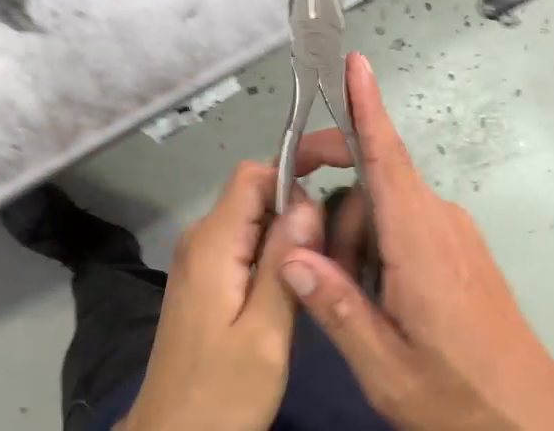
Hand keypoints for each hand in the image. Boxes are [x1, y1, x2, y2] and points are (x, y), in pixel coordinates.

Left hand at [118, 136, 346, 430]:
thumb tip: (306, 202)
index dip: (298, 158)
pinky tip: (308, 270)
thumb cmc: (220, 395)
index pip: (254, 174)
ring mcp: (203, 261)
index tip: (344, 160)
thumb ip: (284, 264)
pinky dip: (280, 246)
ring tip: (340, 242)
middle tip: (350, 219)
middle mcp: (203, 239)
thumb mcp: (264, 336)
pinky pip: (247, 244)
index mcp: (213, 243)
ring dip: (294, 224)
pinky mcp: (208, 281)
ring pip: (254, 218)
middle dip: (303, 194)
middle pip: (256, 192)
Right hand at [279, 53, 553, 430]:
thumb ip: (335, 307)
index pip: (386, 158)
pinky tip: (383, 302)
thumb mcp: (385, 366)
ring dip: (358, 244)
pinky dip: (381, 250)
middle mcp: (439, 220)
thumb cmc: (458, 392)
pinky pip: (407, 224)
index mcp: (418, 240)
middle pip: (371, 187)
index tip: (354, 64)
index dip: (367, 108)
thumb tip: (291, 255)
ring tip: (361, 308)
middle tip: (321, 274)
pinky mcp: (461, 246)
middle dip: (338, 220)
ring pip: (386, 209)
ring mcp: (454, 231)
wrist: (531, 414)